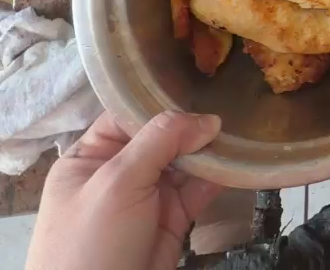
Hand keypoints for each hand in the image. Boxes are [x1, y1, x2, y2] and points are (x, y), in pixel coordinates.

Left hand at [26, 110, 224, 269]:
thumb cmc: (91, 245)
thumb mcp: (117, 184)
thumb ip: (161, 140)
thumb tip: (210, 119)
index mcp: (89, 159)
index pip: (128, 115)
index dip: (162, 99)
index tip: (201, 83)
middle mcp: (118, 173)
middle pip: (163, 135)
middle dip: (195, 124)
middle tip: (230, 106)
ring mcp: (146, 197)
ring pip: (186, 159)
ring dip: (211, 149)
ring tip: (240, 131)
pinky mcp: (171, 219)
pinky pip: (199, 187)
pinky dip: (219, 174)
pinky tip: (239, 160)